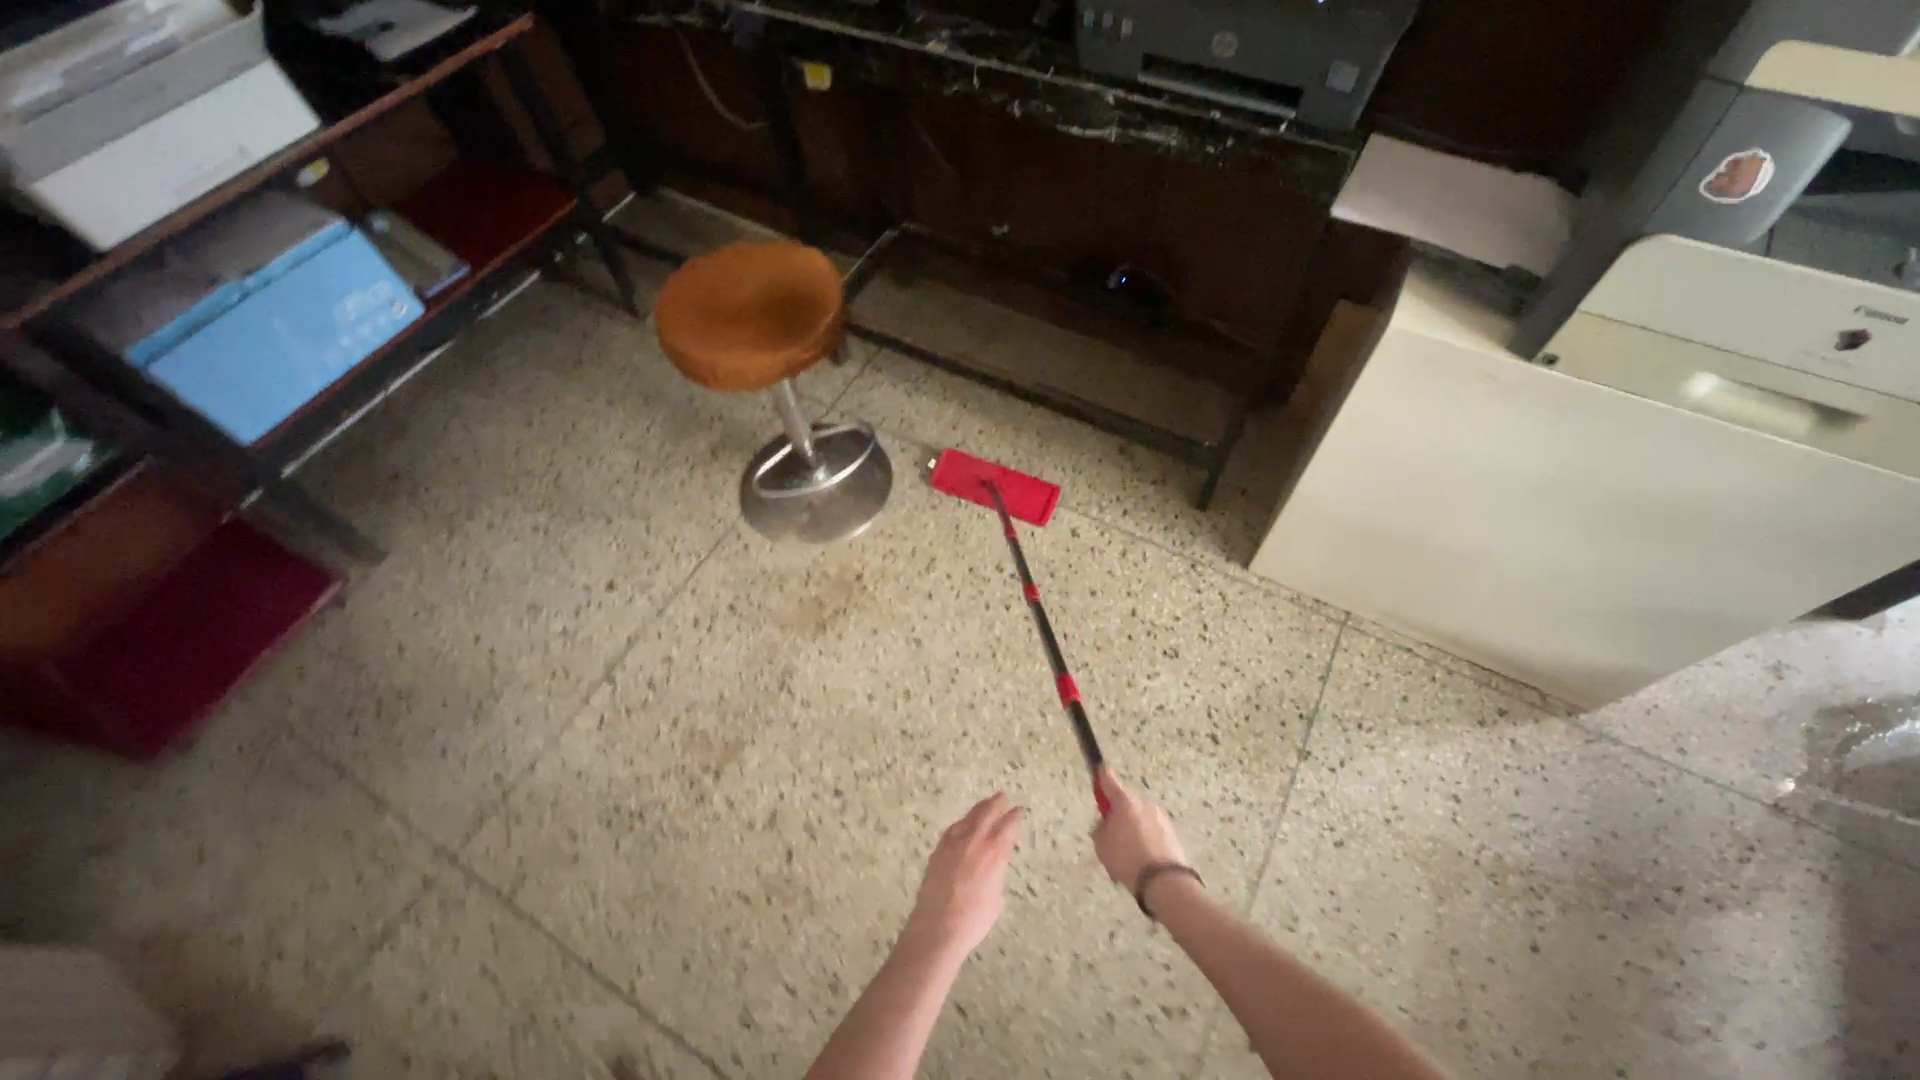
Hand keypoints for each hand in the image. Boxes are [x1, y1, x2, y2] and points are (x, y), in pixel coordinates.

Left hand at [905, 794, 1021, 954]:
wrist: (938, 926)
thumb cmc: (974, 920)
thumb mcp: (995, 898)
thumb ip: (995, 876)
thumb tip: (991, 872)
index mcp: (995, 854)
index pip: (1007, 827)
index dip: (1014, 817)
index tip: (1018, 810)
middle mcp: (975, 842)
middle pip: (986, 814)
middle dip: (996, 804)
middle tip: (1002, 797)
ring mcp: (954, 844)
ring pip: (968, 819)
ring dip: (978, 810)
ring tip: (984, 805)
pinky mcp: (938, 851)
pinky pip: (952, 830)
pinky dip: (961, 823)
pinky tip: (962, 825)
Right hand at [1092, 768, 1188, 892]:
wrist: (1163, 880)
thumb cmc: (1126, 858)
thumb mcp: (1101, 844)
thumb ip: (1101, 828)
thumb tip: (1107, 822)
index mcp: (1124, 802)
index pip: (1109, 782)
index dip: (1102, 776)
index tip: (1099, 767)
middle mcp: (1144, 803)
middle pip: (1126, 803)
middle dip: (1119, 814)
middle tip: (1112, 835)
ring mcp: (1160, 816)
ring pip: (1140, 817)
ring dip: (1134, 827)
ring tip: (1128, 853)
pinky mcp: (1172, 831)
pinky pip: (1152, 830)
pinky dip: (1146, 838)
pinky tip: (1142, 858)